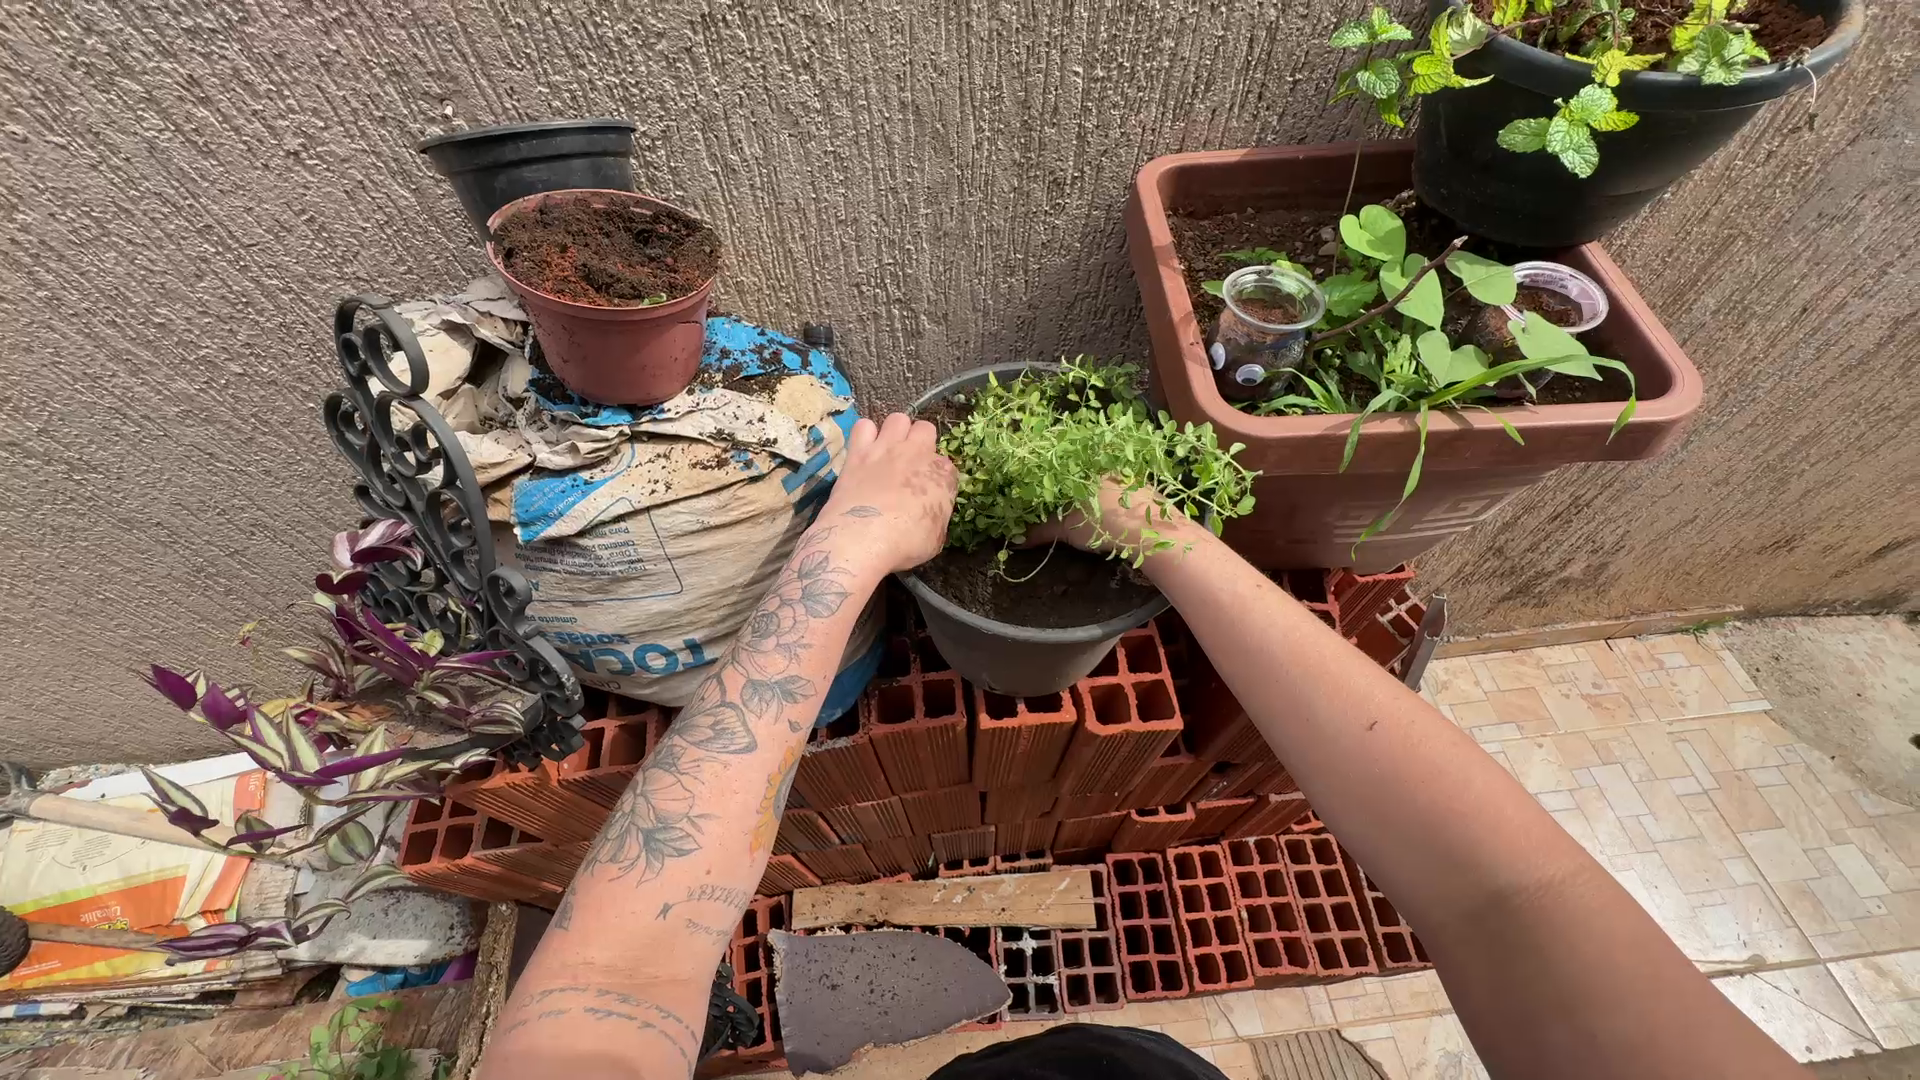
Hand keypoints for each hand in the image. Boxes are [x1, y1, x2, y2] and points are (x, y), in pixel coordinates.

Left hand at [818, 413, 957, 575]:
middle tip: (910, 462)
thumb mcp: (936, 537)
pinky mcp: (859, 451)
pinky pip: (864, 426)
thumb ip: (936, 514)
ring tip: (887, 451)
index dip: (937, 476)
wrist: (863, 537)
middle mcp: (918, 453)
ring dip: (895, 432)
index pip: (947, 465)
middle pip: (925, 429)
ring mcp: (888, 448)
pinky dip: (865, 435)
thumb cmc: (905, 543)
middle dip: (920, 441)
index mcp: (944, 475)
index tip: (929, 489)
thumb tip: (930, 510)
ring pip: (898, 419)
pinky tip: (864, 451)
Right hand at [1026, 477, 1193, 556]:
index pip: (1064, 470)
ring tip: (1092, 516)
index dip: (1053, 483)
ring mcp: (1131, 479)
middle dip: (1076, 490)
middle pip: (1086, 476)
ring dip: (1098, 497)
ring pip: (1108, 485)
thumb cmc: (1103, 523)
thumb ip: (1040, 531)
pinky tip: (1117, 519)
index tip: (1046, 497)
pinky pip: (1126, 494)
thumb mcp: (1066, 529)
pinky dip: (1118, 505)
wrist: (1154, 534)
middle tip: (1068, 509)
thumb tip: (1014, 540)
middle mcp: (1109, 467)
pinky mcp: (1149, 493)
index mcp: (1086, 469)